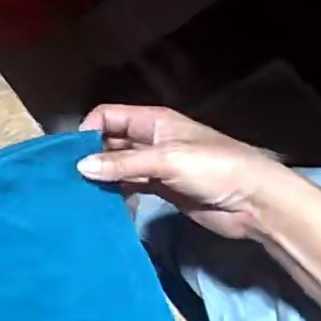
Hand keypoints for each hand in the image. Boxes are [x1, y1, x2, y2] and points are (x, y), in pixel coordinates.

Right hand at [76, 104, 304, 240]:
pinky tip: (100, 204)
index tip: (70, 154)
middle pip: (110, 141)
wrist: (254, 202)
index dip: (88, 130)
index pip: (109, 116)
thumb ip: (124, 165)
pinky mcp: (161, 189)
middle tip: (67, 178)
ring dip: (101, 176)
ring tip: (77, 193)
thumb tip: (81, 166)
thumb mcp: (167, 160)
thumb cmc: (214, 168)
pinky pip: (130, 186)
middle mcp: (150, 139)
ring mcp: (155, 165)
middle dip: (91, 155)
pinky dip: (116, 192)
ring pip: (119, 166)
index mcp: (153, 120)